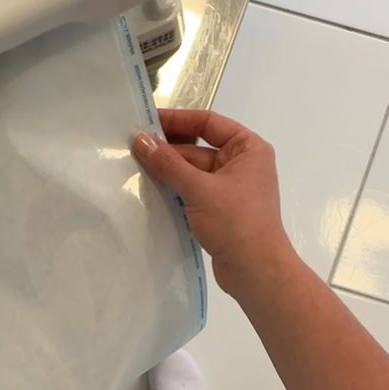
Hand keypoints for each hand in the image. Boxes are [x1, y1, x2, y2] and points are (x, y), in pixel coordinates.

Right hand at [131, 109, 300, 297]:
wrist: (255, 270)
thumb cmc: (235, 222)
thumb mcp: (199, 189)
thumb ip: (168, 163)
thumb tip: (141, 140)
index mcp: (247, 148)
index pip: (208, 123)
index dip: (177, 120)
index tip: (147, 119)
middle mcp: (242, 164)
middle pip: (198, 148)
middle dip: (168, 149)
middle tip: (133, 147)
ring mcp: (231, 189)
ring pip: (193, 172)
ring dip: (168, 171)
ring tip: (135, 167)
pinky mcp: (220, 211)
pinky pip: (193, 192)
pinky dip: (175, 191)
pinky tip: (150, 191)